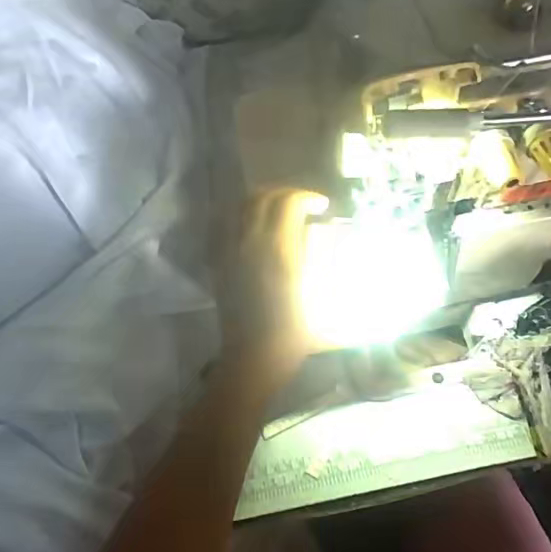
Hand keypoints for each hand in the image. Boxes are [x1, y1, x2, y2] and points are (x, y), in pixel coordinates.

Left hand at [221, 189, 324, 384]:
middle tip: (301, 205)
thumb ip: (322, 265)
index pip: (289, 203)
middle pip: (262, 198)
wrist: (253, 358)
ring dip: (262, 202)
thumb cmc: (292, 334)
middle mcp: (250, 243)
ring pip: (240, 208)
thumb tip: (331, 245)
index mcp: (278, 250)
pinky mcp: (219, 264)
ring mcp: (230, 252)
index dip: (308, 197)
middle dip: (285, 194)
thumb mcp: (318, 297)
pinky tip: (255, 231)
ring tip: (278, 212)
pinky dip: (241, 219)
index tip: (322, 206)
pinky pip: (226, 228)